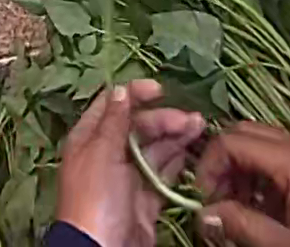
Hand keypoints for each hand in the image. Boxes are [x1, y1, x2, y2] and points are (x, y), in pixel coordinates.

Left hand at [56, 80, 205, 246]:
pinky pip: (161, 176)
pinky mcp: (144, 201)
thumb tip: (121, 89)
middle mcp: (108, 153)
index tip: (159, 90)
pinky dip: (175, 163)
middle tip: (192, 119)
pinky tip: (191, 152)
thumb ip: (115, 121)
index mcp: (90, 137)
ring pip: (153, 149)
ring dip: (175, 137)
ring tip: (199, 128)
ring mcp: (127, 178)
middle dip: (163, 119)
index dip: (134, 93)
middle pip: (137, 126)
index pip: (113, 104)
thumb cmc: (96, 196)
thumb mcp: (102, 152)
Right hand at [195, 123, 289, 246]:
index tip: (200, 202)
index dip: (209, 167)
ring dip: (241, 171)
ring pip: (262, 144)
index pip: (232, 141)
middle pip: (246, 133)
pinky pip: (281, 160)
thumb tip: (202, 216)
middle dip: (223, 163)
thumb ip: (241, 226)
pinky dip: (261, 178)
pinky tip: (259, 213)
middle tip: (214, 203)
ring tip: (234, 212)